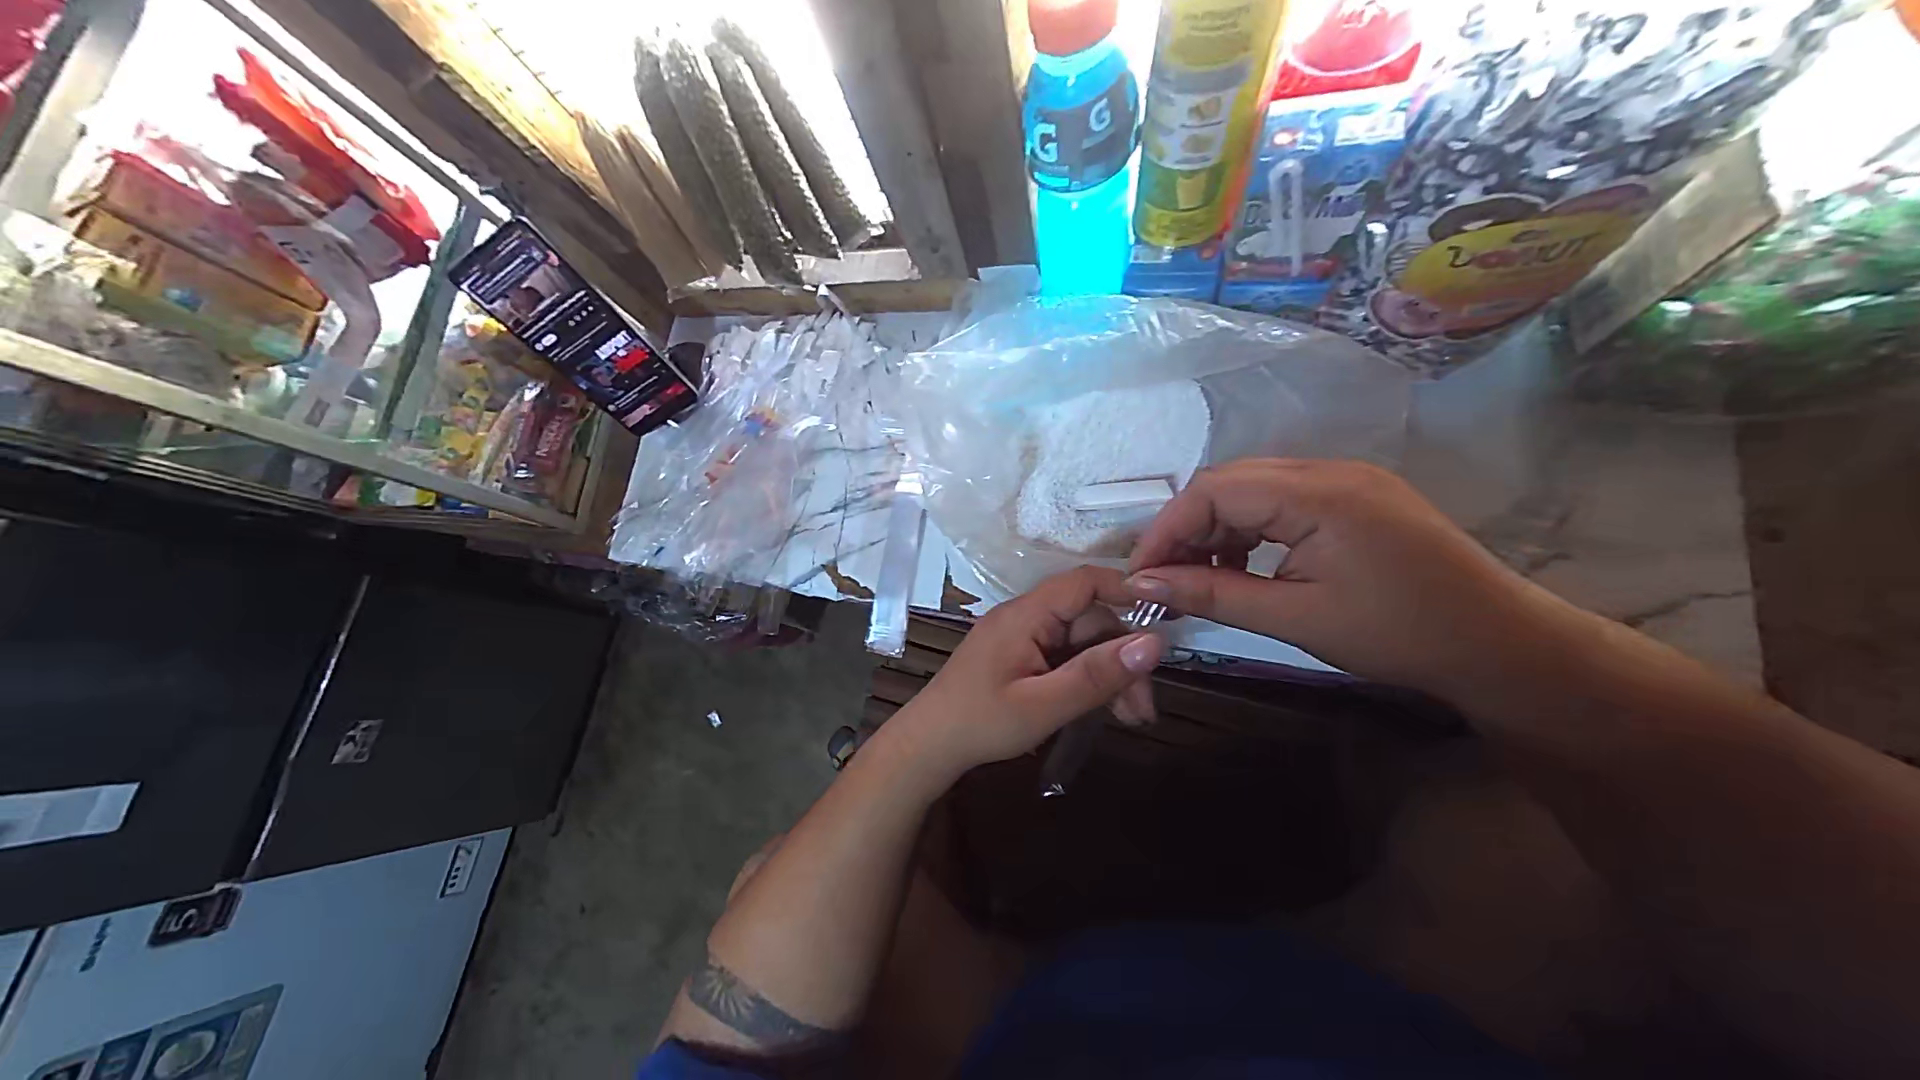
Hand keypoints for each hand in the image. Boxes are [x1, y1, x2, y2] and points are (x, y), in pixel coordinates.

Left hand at [892, 566, 1164, 782]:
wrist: (928, 746)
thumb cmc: (981, 723)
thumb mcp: (1044, 705)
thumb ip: (1097, 675)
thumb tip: (1155, 643)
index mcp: (1026, 615)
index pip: (1084, 582)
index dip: (1126, 591)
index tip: (1166, 617)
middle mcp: (1025, 617)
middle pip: (1089, 620)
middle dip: (1123, 657)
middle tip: (1144, 706)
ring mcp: (1022, 637)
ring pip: (1081, 642)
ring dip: (1110, 673)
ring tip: (1132, 718)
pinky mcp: (1021, 657)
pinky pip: (1065, 657)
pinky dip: (1088, 679)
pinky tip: (1105, 709)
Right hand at [1124, 459, 1589, 703]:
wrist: (1501, 644)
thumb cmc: (1398, 634)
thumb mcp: (1294, 618)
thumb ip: (1212, 595)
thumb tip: (1142, 586)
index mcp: (1316, 493)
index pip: (1212, 491)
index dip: (1165, 531)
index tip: (1140, 577)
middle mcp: (1327, 469)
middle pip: (1229, 483)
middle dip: (1186, 529)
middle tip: (1164, 580)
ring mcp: (1345, 478)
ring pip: (1253, 490)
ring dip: (1217, 530)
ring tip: (1201, 578)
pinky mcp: (1355, 496)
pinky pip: (1282, 500)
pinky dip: (1250, 531)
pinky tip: (1243, 566)